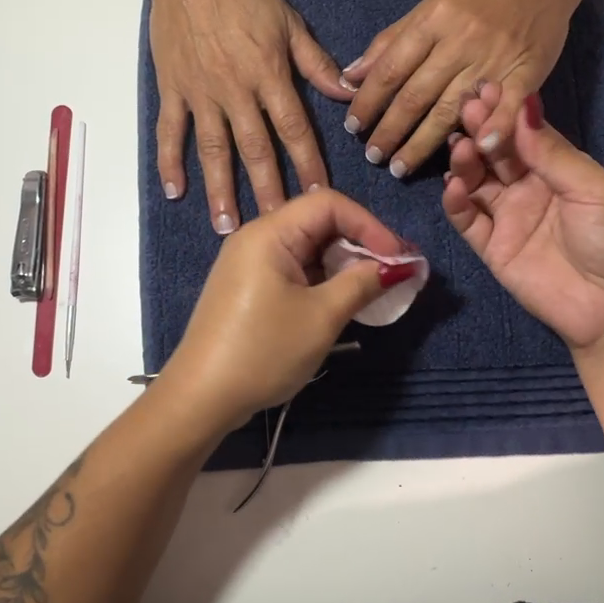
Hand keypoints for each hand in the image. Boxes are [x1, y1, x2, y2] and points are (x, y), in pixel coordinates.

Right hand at [149, 0, 348, 233]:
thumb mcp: (289, 22)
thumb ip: (316, 63)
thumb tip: (348, 93)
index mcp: (268, 74)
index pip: (293, 127)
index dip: (308, 162)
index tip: (319, 194)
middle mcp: (234, 91)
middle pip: (254, 149)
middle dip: (266, 190)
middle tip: (273, 227)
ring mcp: (200, 93)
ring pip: (212, 149)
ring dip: (220, 189)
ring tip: (226, 224)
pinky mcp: (172, 90)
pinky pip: (170, 131)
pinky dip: (169, 161)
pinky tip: (175, 191)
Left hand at [157, 191, 413, 432]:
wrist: (202, 398)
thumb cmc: (263, 351)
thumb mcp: (322, 317)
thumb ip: (363, 283)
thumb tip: (401, 265)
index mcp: (270, 233)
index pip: (330, 204)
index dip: (370, 225)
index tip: (399, 258)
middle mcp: (257, 239)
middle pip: (320, 222)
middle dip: (363, 243)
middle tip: (396, 274)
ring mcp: (251, 265)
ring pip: (310, 249)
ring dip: (346, 264)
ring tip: (377, 290)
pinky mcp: (251, 289)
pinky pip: (296, 270)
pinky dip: (325, 280)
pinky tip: (345, 302)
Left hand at [343, 0, 588, 179]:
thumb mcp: (431, 5)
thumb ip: (392, 41)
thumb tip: (352, 76)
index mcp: (433, 20)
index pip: (391, 68)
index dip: (368, 101)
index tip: (353, 127)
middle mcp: (460, 40)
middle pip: (415, 95)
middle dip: (389, 130)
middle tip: (372, 156)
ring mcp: (494, 59)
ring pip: (450, 109)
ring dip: (421, 144)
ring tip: (399, 167)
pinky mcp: (526, 72)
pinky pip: (506, 107)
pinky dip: (493, 130)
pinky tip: (475, 150)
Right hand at [441, 84, 603, 353]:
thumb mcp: (594, 189)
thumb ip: (553, 153)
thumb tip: (522, 107)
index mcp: (562, 170)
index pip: (526, 133)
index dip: (506, 112)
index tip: (485, 88)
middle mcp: (532, 189)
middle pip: (497, 153)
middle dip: (480, 130)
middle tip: (462, 108)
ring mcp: (510, 219)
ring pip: (478, 182)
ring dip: (465, 162)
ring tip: (459, 147)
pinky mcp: (494, 249)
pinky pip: (469, 221)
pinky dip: (457, 202)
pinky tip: (453, 185)